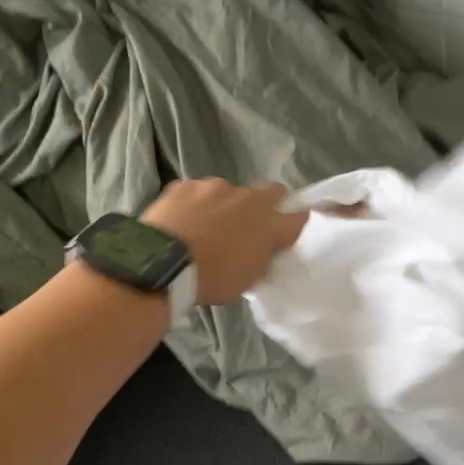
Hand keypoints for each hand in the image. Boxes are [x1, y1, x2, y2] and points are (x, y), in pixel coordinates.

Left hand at [141, 178, 307, 304]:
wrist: (163, 263)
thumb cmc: (212, 279)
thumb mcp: (248, 279)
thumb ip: (262, 259)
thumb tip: (264, 250)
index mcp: (269, 225)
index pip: (300, 218)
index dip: (297, 224)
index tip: (290, 233)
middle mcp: (248, 199)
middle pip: (273, 190)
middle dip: (270, 203)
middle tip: (255, 224)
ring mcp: (215, 187)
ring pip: (231, 191)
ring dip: (227, 205)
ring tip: (208, 226)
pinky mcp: (186, 184)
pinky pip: (198, 191)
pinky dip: (197, 204)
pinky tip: (185, 221)